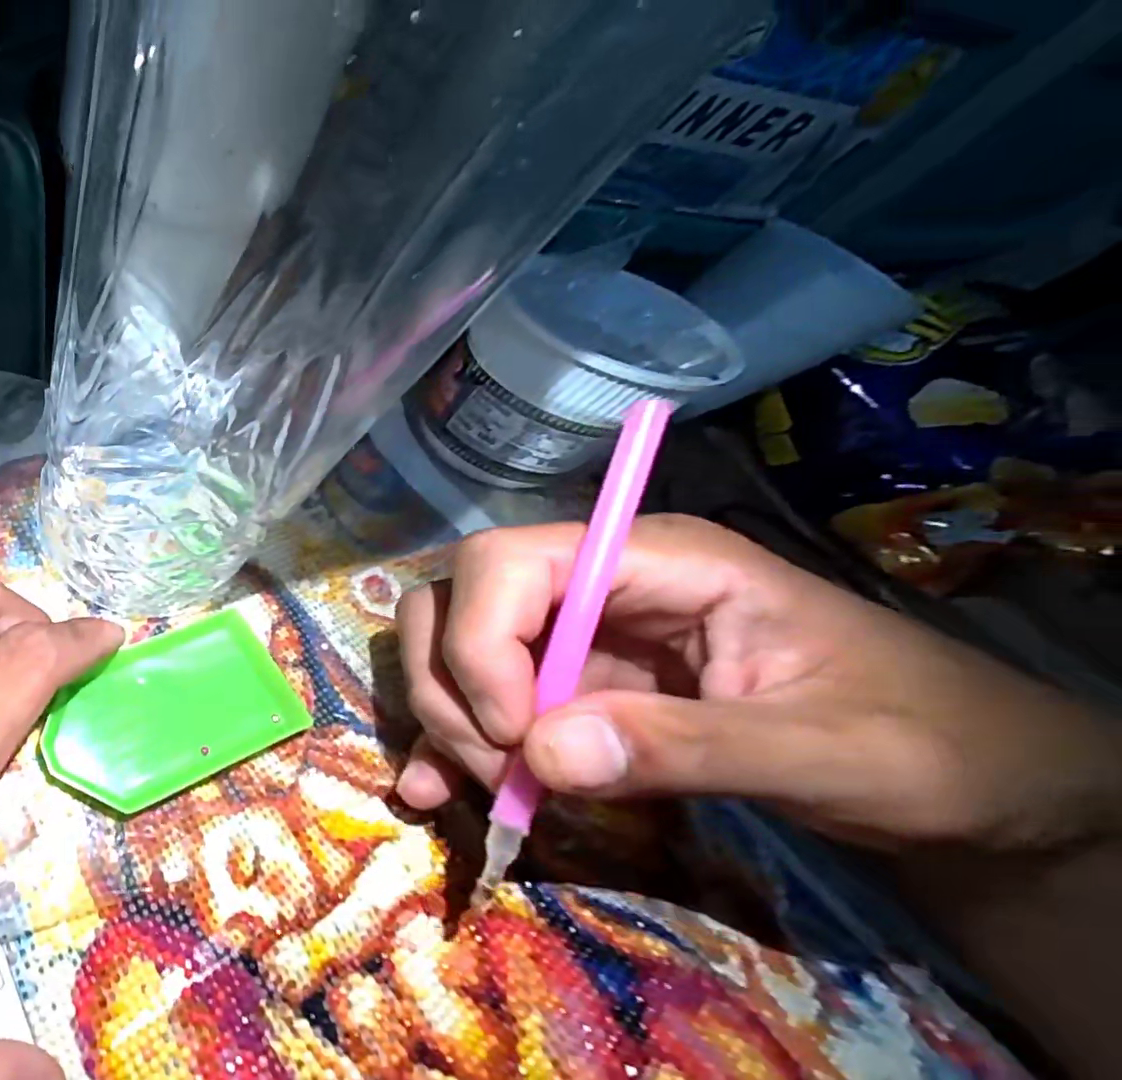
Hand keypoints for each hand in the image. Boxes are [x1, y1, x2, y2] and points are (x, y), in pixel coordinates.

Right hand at [394, 514, 1121, 852]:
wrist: (961, 780)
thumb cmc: (924, 741)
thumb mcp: (832, 750)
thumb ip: (691, 747)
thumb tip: (543, 755)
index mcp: (649, 559)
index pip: (505, 562)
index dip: (481, 640)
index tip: (514, 734)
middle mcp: (585, 584)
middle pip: (453, 599)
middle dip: (452, 684)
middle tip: (503, 768)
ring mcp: (563, 635)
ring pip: (443, 645)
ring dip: (445, 716)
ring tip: (499, 789)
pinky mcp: (555, 687)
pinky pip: (470, 700)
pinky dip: (442, 743)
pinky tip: (434, 789)